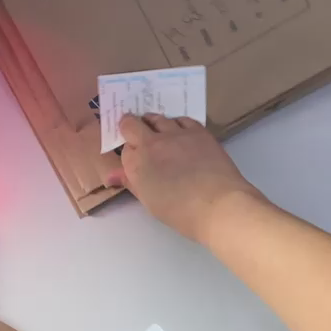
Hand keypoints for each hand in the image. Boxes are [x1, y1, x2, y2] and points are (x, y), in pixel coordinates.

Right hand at [108, 114, 265, 243]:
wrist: (217, 205)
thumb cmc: (180, 212)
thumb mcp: (149, 202)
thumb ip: (132, 183)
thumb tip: (114, 175)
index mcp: (135, 164)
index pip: (124, 150)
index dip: (129, 153)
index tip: (135, 159)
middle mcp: (151, 144)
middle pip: (132, 124)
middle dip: (131, 126)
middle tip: (136, 133)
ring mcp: (175, 134)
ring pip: (157, 118)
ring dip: (153, 122)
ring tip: (157, 129)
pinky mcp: (197, 131)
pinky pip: (181, 119)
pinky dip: (177, 123)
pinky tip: (180, 131)